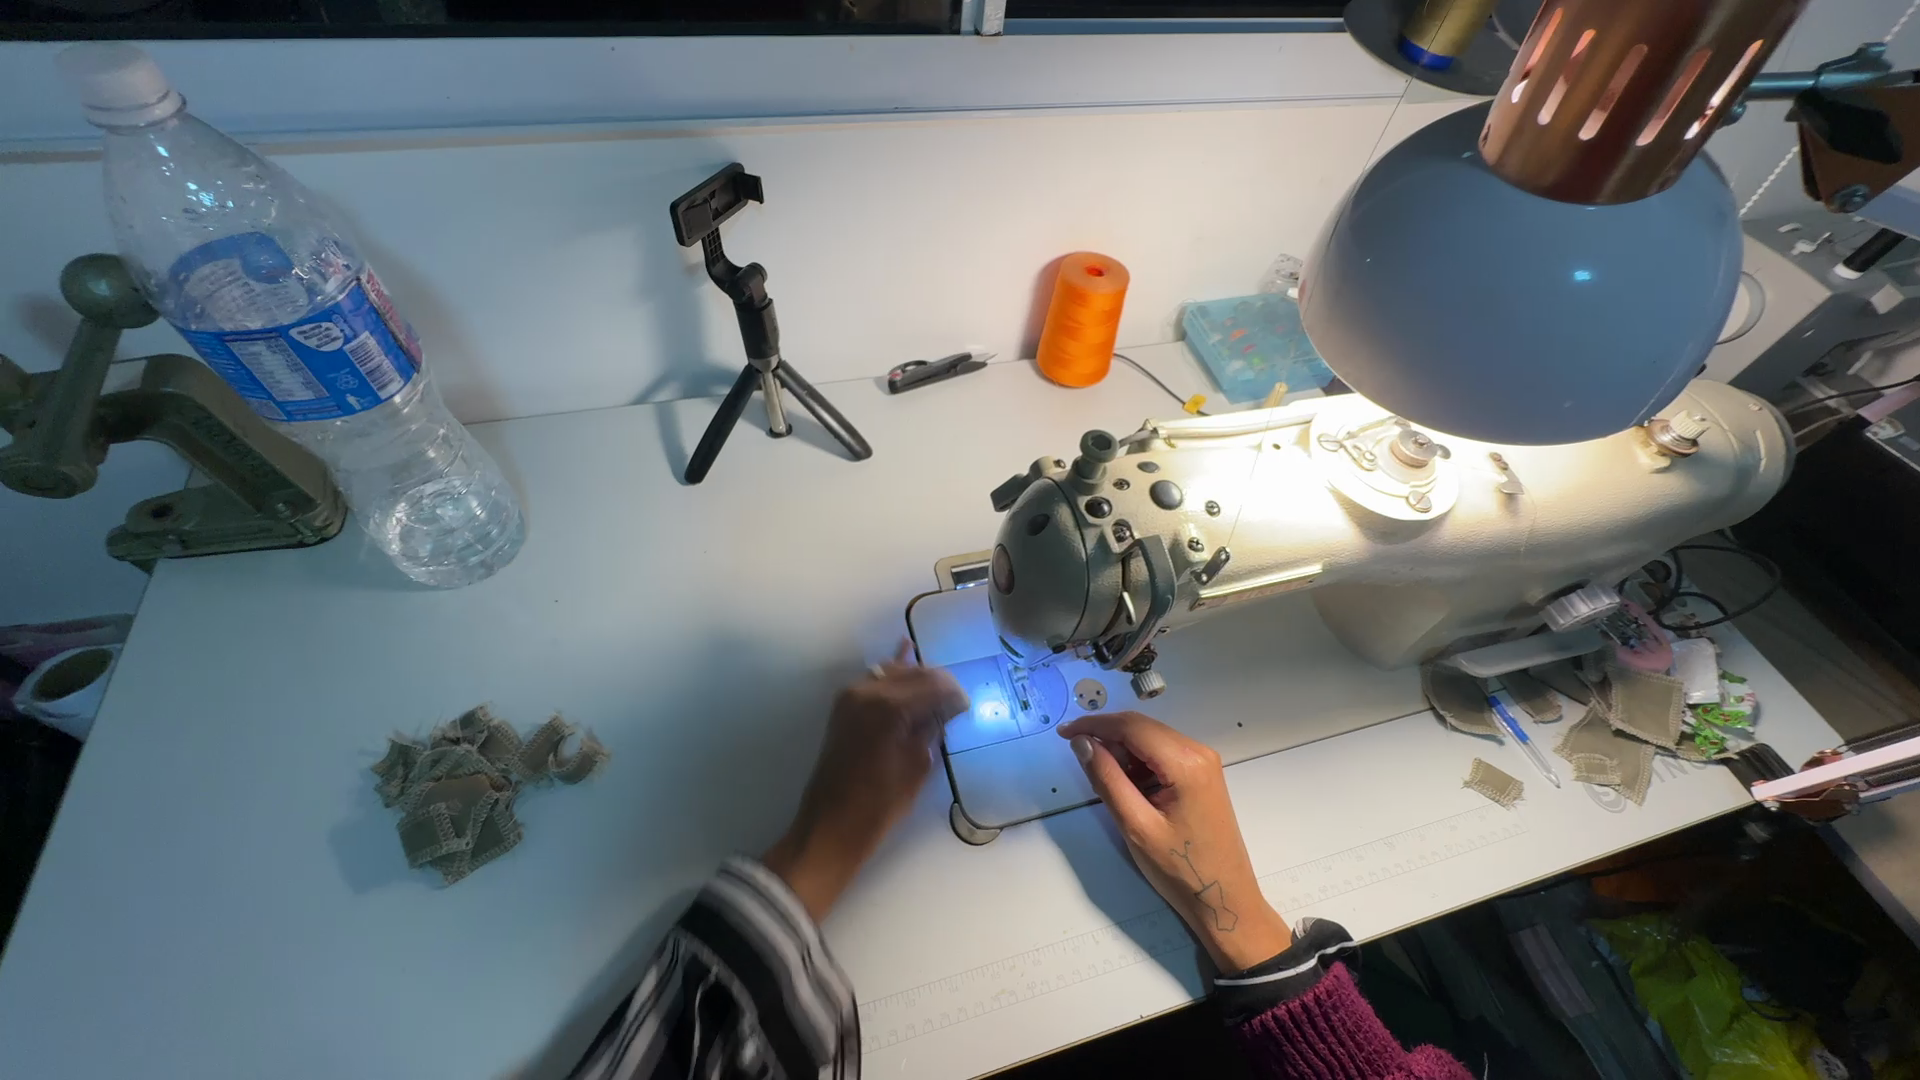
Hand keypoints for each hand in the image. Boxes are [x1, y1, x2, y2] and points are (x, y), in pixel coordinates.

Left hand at [764, 643, 968, 921]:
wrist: (832, 824)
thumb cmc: (879, 804)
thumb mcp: (918, 765)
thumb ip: (932, 728)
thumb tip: (949, 707)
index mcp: (890, 707)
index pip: (934, 684)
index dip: (954, 693)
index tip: (966, 706)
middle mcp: (869, 691)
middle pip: (915, 673)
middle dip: (938, 683)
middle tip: (955, 703)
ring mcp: (852, 695)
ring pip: (895, 671)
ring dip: (918, 679)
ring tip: (936, 698)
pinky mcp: (844, 705)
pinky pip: (875, 679)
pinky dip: (893, 672)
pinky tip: (905, 650)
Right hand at [1059, 712, 1290, 971]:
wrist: (1225, 902)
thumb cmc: (1180, 870)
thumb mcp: (1135, 826)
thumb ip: (1106, 778)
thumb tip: (1081, 742)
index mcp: (1185, 762)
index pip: (1131, 726)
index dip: (1093, 724)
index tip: (1063, 733)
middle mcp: (1197, 751)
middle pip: (1141, 727)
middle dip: (1106, 735)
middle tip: (1078, 756)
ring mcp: (1202, 761)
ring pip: (1149, 738)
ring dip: (1121, 750)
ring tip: (1104, 779)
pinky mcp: (1201, 773)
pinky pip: (1160, 752)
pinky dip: (1137, 761)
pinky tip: (1127, 785)